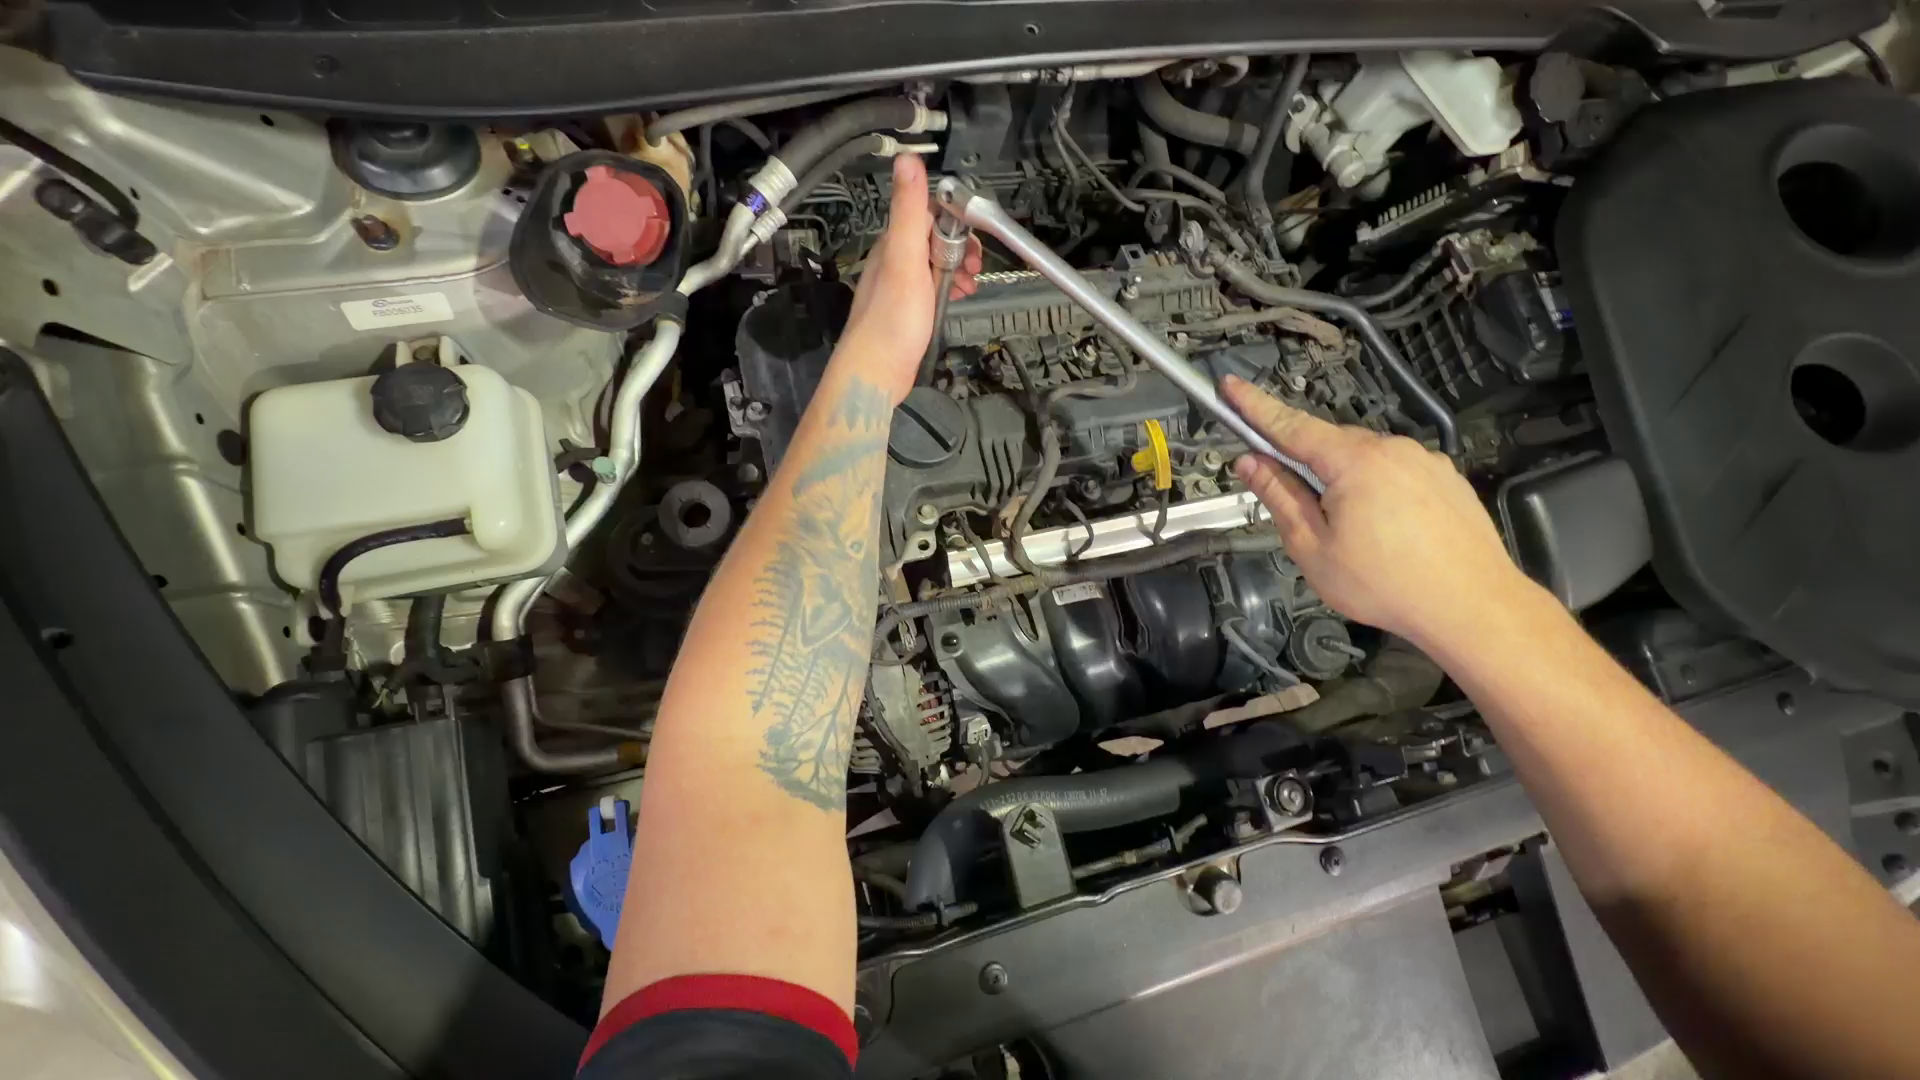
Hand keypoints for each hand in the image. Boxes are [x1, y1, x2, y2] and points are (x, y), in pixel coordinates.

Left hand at [835, 154, 981, 402]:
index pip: (928, 213)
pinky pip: (933, 289)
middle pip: (935, 239)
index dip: (955, 220)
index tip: (973, 236)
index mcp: (893, 244)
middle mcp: (894, 261)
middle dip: (960, 247)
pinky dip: (948, 290)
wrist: (878, 372)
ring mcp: (901, 287)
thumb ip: (909, 211)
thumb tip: (907, 161)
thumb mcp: (905, 258)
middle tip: (973, 266)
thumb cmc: (892, 321)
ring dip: (957, 270)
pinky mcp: (908, 311)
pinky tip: (955, 300)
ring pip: (936, 265)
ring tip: (968, 285)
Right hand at [1223, 376, 1535, 647]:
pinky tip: (1384, 530)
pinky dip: (1376, 489)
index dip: (1254, 406)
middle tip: (1296, 507)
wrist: (1473, 606)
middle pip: (1329, 443)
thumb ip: (1280, 498)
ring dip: (1343, 480)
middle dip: (1305, 463)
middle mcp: (1391, 448)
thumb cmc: (1384, 583)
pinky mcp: (1446, 478)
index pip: (1290, 425)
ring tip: (1349, 533)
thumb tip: (1250, 463)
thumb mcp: (1313, 547)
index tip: (1229, 385)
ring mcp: (1424, 461)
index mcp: (1353, 462)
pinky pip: (1395, 471)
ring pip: (1364, 459)